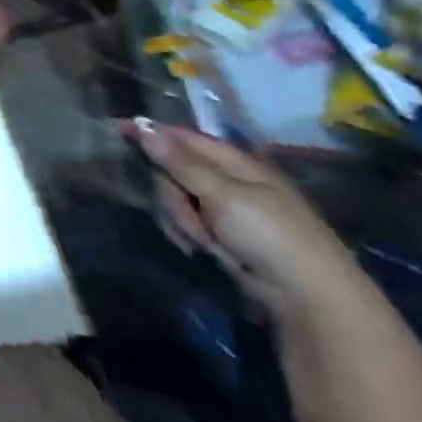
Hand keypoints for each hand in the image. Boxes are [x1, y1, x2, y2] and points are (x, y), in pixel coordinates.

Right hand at [122, 121, 362, 319]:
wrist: (305, 294)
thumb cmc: (269, 233)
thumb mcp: (222, 193)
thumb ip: (179, 162)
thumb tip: (144, 126)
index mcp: (234, 162)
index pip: (182, 137)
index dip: (152, 132)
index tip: (116, 128)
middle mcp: (226, 181)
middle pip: (173, 171)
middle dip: (172, 193)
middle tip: (189, 213)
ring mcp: (222, 209)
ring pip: (175, 199)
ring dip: (181, 218)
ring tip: (203, 240)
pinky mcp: (219, 235)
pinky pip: (185, 223)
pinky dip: (187, 234)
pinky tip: (200, 249)